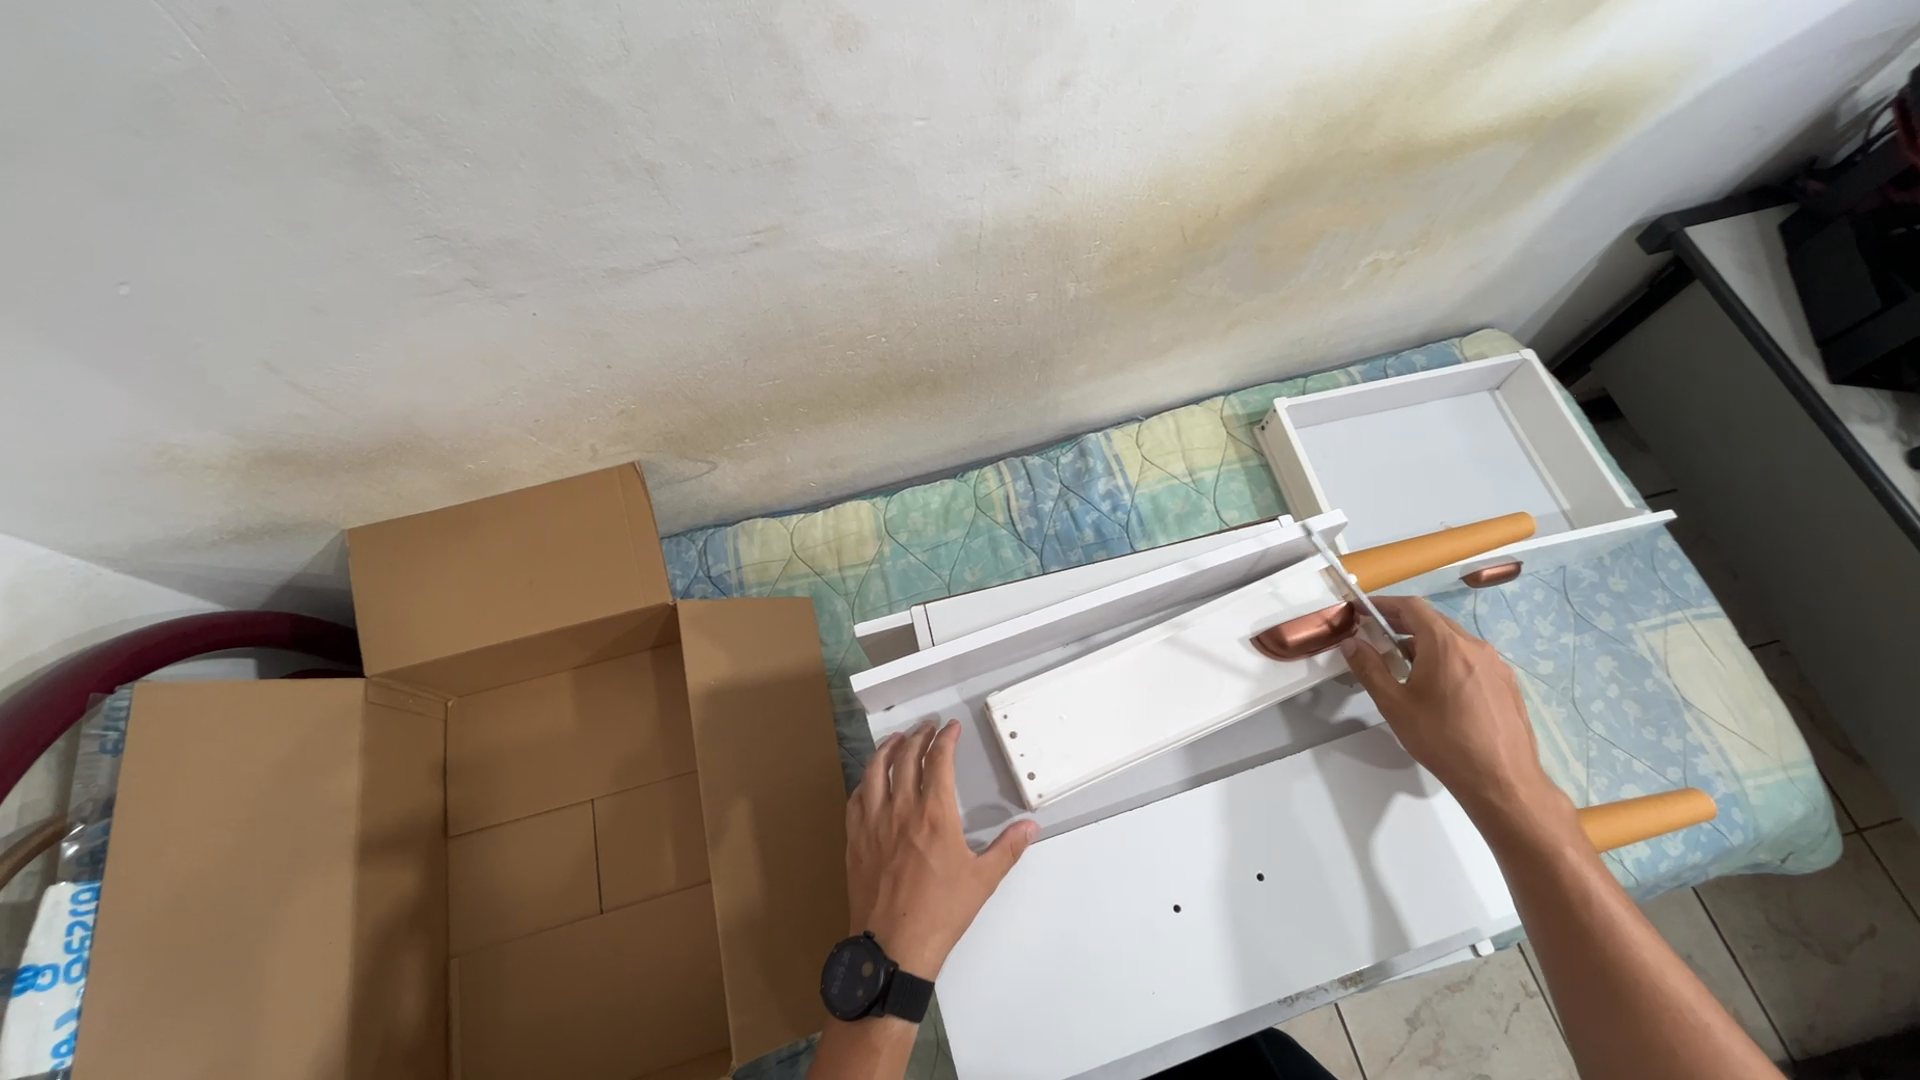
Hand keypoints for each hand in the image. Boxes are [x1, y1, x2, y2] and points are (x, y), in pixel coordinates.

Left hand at [846, 719, 1037, 977]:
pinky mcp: (855, 840)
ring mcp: (873, 824)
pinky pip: (856, 799)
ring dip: (887, 749)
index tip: (951, 728)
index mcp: (934, 814)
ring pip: (875, 771)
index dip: (946, 739)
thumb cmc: (941, 913)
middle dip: (918, 736)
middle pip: (906, 758)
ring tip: (897, 739)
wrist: (893, 948)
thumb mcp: (983, 880)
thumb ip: (1008, 848)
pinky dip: (865, 781)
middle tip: (928, 727)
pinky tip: (870, 780)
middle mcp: (901, 810)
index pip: (938, 761)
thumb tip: (1031, 827)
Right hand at [1340, 596, 1570, 830]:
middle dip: (1401, 623)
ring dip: (1424, 643)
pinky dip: (1447, 659)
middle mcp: (1475, 646)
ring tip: (1403, 664)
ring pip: (1454, 640)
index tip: (1361, 610)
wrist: (1501, 780)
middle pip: (1433, 621)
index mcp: (1445, 645)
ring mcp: (1496, 664)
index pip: (1411, 607)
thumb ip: (1370, 668)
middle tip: (1375, 636)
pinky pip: (1471, 658)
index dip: (1383, 604)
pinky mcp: (1506, 683)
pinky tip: (1437, 686)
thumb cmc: (1442, 740)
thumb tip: (1352, 643)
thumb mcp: (1394, 704)